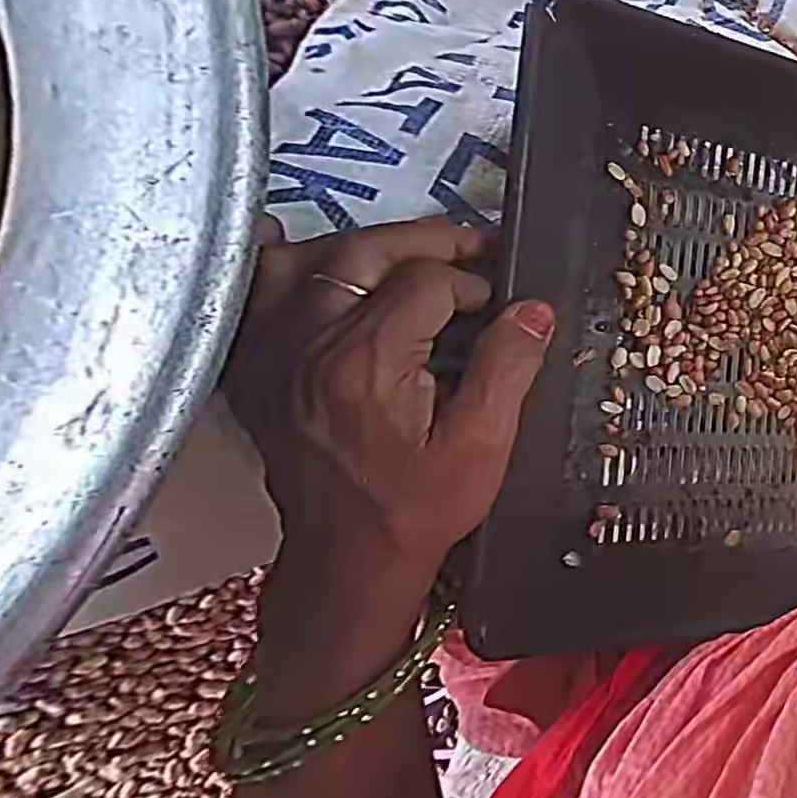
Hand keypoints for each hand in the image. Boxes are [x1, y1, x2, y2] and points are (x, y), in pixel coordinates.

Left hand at [225, 217, 552, 715]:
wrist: (350, 557)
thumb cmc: (423, 505)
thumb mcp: (485, 442)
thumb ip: (508, 367)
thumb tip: (535, 311)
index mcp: (367, 362)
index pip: (426, 281)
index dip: (479, 283)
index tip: (508, 306)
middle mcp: (308, 345)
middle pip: (366, 252)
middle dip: (433, 241)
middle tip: (479, 249)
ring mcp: (274, 353)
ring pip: (313, 259)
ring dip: (375, 246)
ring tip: (423, 256)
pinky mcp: (261, 367)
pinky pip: (261, 291)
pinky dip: (293, 263)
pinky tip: (315, 259)